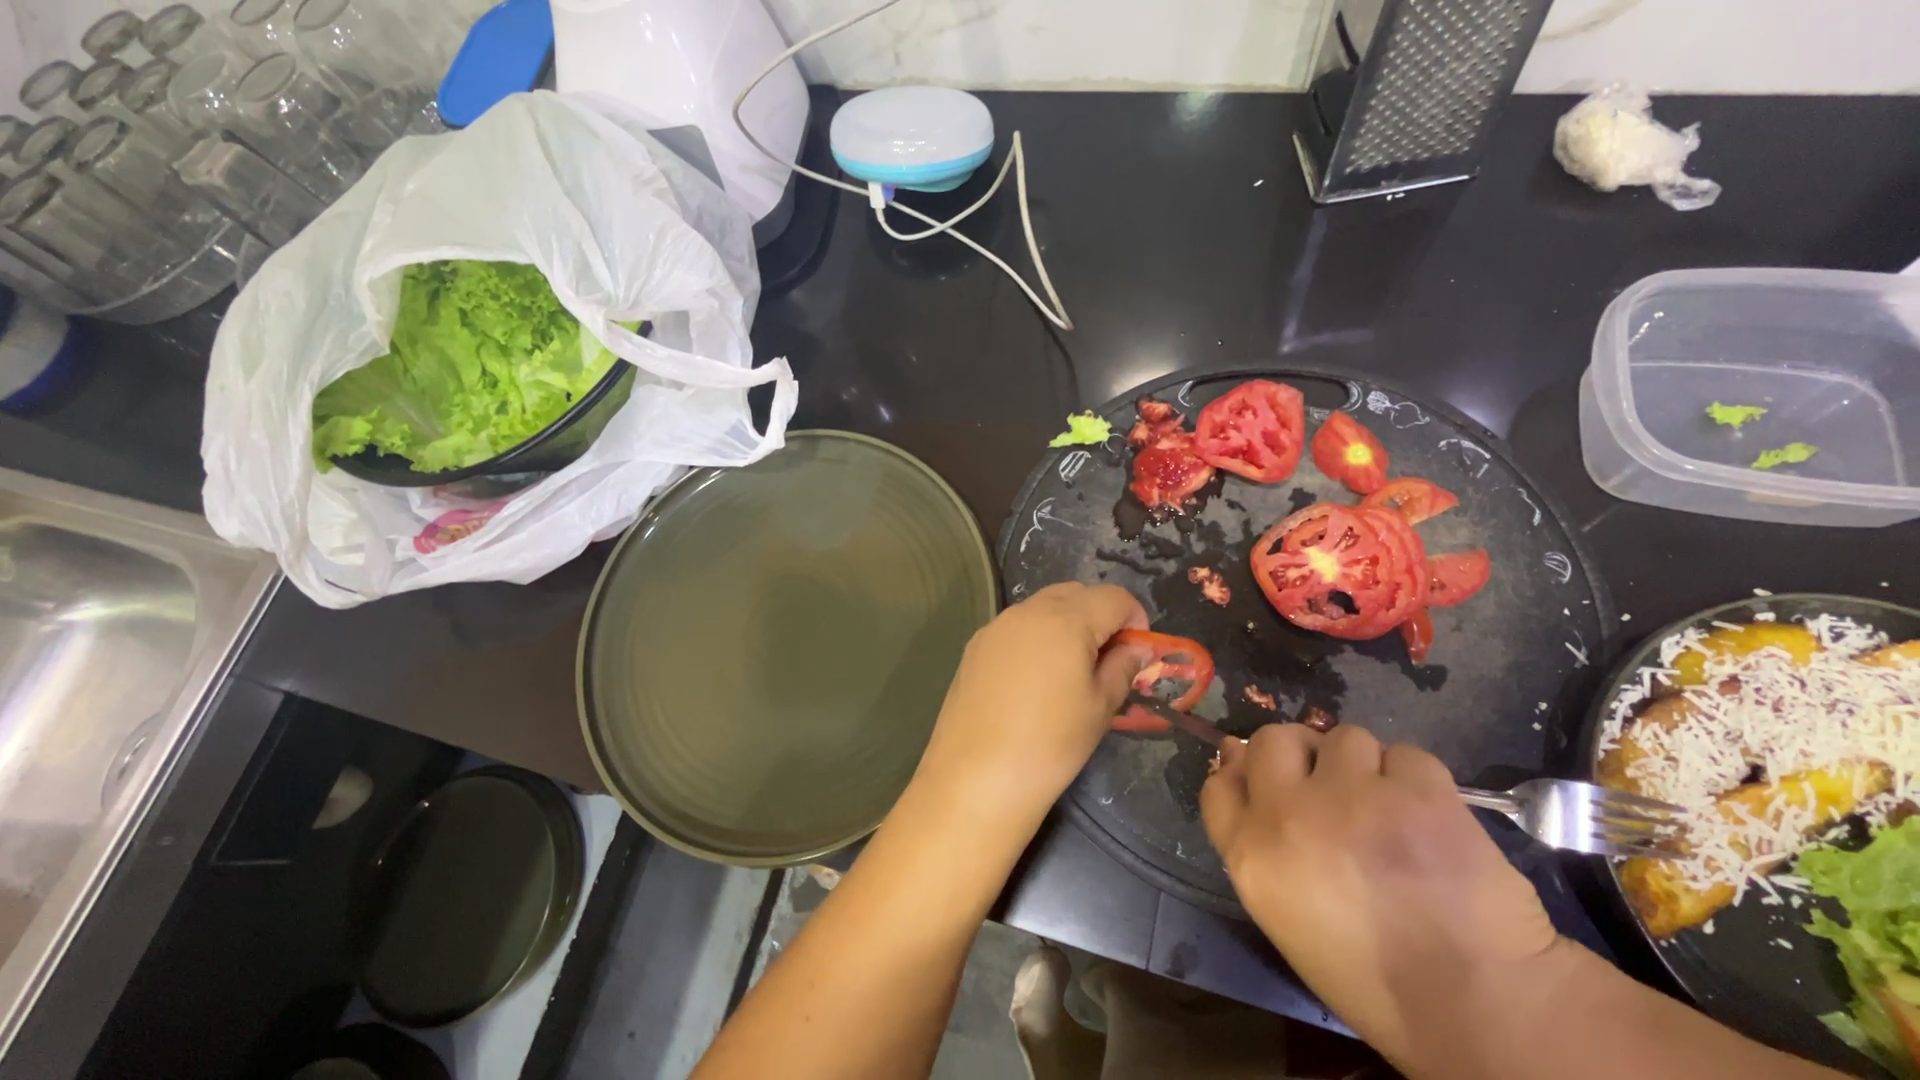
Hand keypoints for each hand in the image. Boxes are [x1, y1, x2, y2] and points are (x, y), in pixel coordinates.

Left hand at [908, 583, 1149, 835]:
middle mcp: (1027, 611)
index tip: (1137, 653)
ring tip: (1070, 673)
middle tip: (1107, 661)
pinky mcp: (974, 647)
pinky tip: (1034, 683)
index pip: (1114, 597)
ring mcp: (996, 627)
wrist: (977, 777)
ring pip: (1043, 607)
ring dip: (1066, 625)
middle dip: (1100, 617)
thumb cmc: (1051, 743)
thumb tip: (1137, 647)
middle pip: (1076, 594)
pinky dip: (1036, 639)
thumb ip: (1123, 666)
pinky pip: (1016, 628)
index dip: (1135, 619)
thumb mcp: (1100, 706)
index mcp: (1065, 620)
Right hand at [1200, 724, 1560, 1073]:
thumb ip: (1267, 852)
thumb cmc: (1373, 980)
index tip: (1264, 777)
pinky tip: (1430, 815)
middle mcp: (1290, 814)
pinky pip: (1405, 754)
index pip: (1221, 785)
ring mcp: (1354, 796)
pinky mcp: (1418, 790)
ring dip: (1361, 764)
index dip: (1241, 771)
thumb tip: (1269, 796)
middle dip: (1298, 751)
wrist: (1474, 1002)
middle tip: (1328, 781)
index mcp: (1252, 856)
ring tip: (1388, 803)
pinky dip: (1415, 778)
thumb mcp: (1288, 919)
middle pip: (1272, 741)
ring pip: (1345, 737)